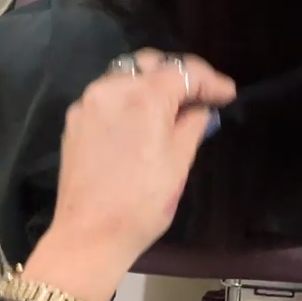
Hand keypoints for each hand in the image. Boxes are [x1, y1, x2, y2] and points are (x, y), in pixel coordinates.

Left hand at [21, 49, 236, 300]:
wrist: (89, 236)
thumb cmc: (141, 206)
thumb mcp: (178, 166)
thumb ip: (192, 128)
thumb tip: (199, 111)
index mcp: (144, 96)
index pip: (184, 72)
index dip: (210, 81)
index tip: (227, 94)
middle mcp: (111, 89)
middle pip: (150, 64)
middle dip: (177, 76)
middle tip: (197, 98)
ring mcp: (88, 104)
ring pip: (124, 78)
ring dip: (149, 87)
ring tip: (168, 111)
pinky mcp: (74, 123)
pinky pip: (106, 99)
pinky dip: (126, 103)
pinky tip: (137, 125)